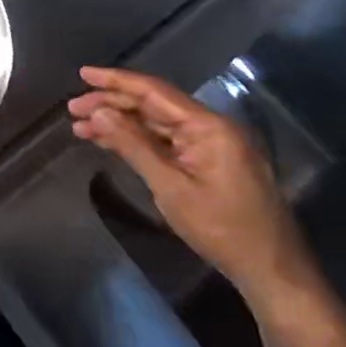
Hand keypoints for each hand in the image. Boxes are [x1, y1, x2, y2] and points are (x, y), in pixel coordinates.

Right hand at [69, 67, 312, 298]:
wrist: (272, 272)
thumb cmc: (222, 229)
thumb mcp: (170, 188)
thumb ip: (132, 145)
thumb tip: (98, 113)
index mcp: (208, 126)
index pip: (154, 92)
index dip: (115, 81)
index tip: (83, 74)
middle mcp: (211, 126)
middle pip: (152, 104)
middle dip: (111, 104)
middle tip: (73, 110)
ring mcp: (211, 144)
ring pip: (155, 122)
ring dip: (119, 123)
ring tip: (81, 127)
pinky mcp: (209, 160)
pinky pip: (166, 140)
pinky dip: (137, 139)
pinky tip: (109, 140)